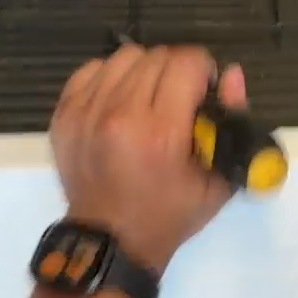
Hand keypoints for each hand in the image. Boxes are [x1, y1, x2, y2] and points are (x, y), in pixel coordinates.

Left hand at [49, 45, 245, 270]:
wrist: (112, 242)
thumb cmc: (169, 216)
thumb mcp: (217, 183)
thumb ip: (232, 124)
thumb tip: (232, 74)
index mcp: (161, 133)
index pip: (187, 63)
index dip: (204, 72)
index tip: (204, 93)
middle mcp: (120, 114)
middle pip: (157, 56)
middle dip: (177, 72)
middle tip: (180, 100)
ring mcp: (87, 112)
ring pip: (124, 57)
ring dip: (144, 72)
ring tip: (149, 100)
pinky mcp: (64, 114)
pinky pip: (93, 70)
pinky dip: (112, 78)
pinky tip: (121, 103)